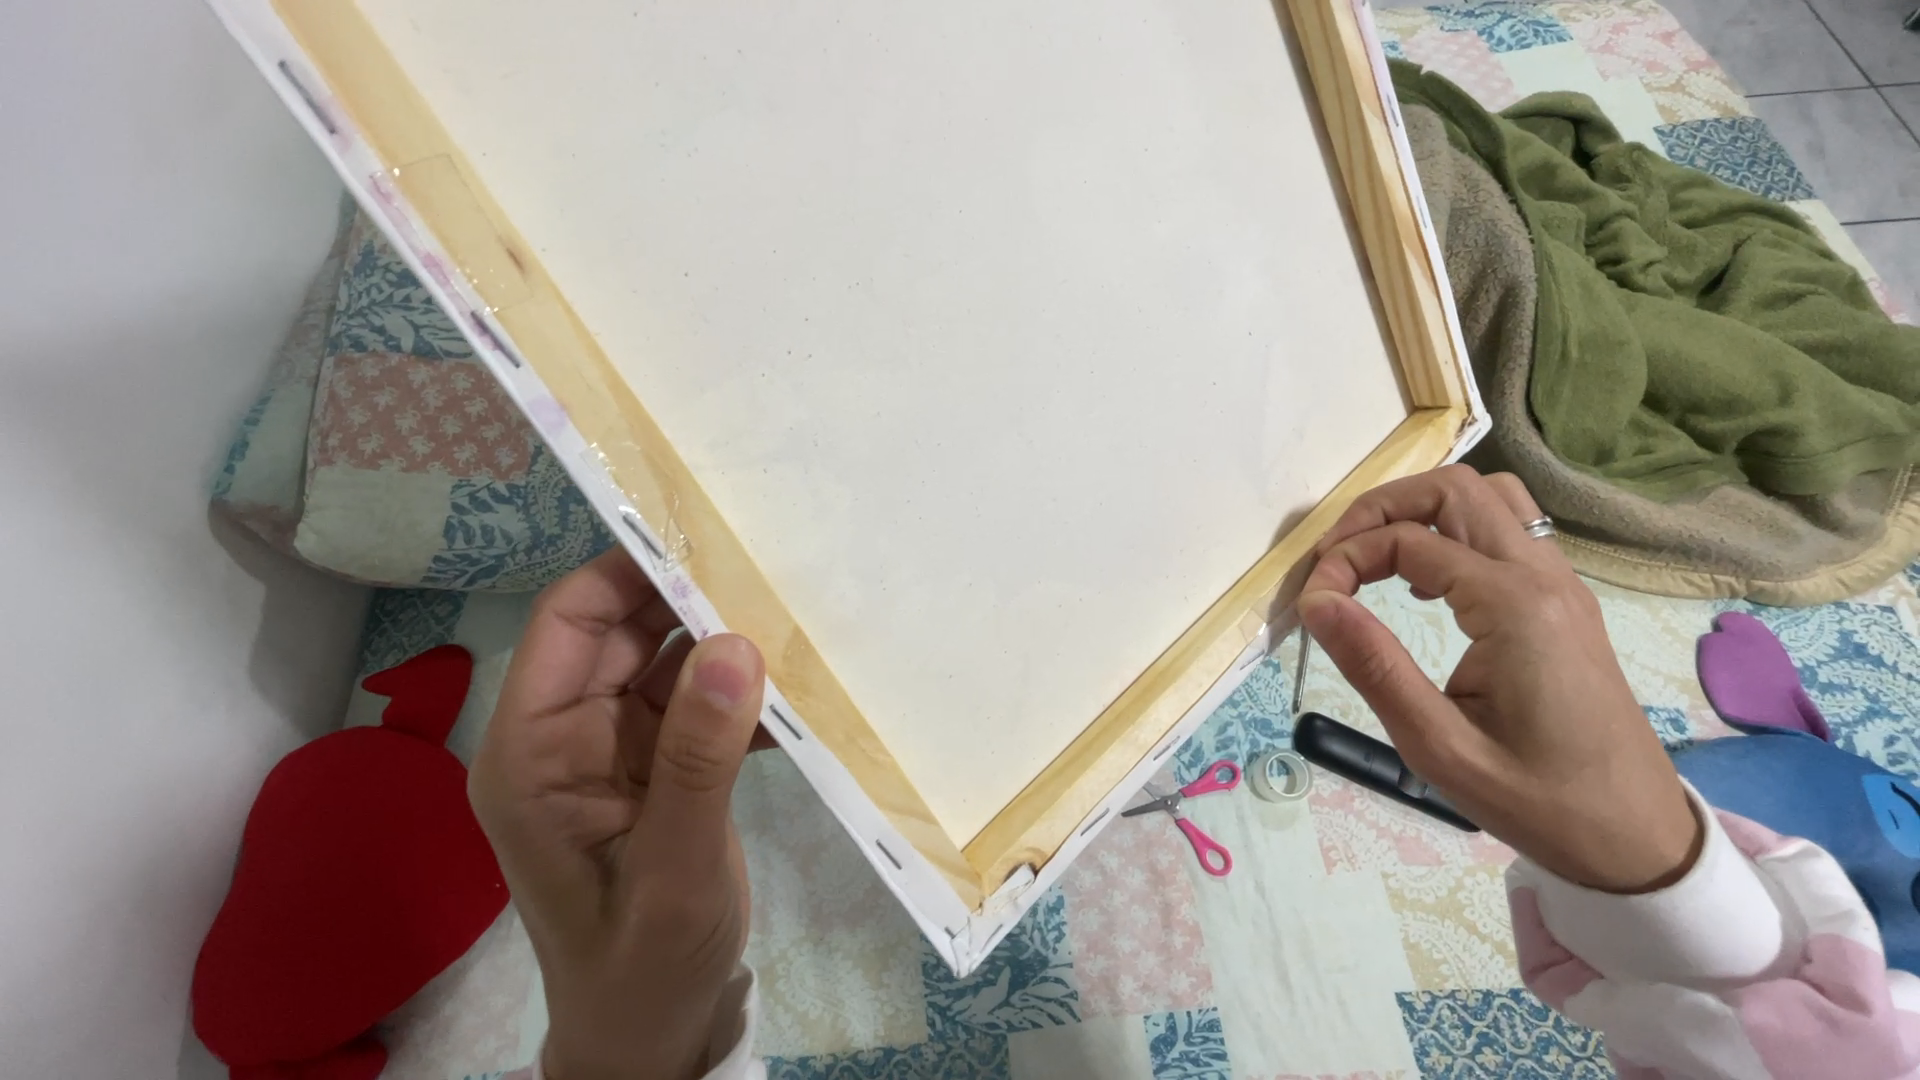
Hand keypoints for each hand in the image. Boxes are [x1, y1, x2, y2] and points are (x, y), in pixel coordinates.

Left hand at [469, 549, 768, 1079]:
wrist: (651, 1031)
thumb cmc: (644, 964)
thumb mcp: (673, 871)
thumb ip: (698, 760)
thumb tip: (734, 645)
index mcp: (533, 750)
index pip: (569, 623)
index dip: (627, 572)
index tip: (707, 543)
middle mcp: (567, 733)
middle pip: (625, 632)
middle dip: (691, 601)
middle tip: (770, 573)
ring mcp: (616, 748)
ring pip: (668, 661)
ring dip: (724, 642)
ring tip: (793, 616)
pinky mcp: (659, 764)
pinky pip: (699, 702)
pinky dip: (740, 690)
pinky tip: (793, 688)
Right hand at [1298, 466, 1701, 893]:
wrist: (1639, 840)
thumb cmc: (1536, 800)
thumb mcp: (1438, 745)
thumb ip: (1373, 665)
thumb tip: (1316, 600)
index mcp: (1514, 606)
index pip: (1408, 541)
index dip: (1345, 560)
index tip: (1312, 604)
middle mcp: (1543, 577)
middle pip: (1455, 488)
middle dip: (1380, 508)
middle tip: (1336, 558)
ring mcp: (1560, 585)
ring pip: (1487, 498)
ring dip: (1420, 511)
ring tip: (1375, 560)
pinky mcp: (1561, 602)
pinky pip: (1503, 531)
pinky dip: (1449, 532)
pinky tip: (1419, 582)